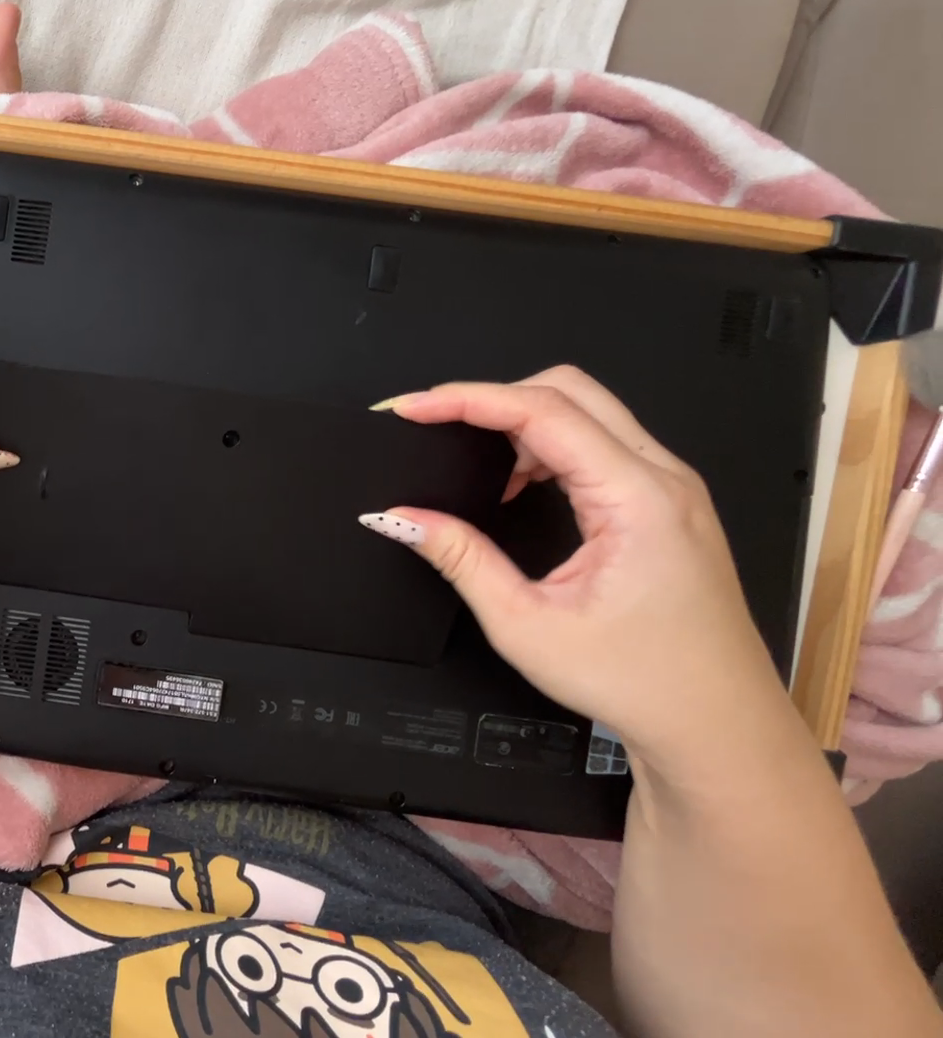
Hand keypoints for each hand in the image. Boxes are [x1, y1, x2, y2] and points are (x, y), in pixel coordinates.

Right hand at [366, 366, 788, 762]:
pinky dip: (541, 446)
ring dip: (515, 422)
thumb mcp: (523, 622)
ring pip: (584, 412)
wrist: (715, 724)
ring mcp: (668, 488)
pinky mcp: (660, 503)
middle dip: (489, 396)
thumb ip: (458, 558)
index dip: (466, 399)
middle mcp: (662, 479)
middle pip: (568, 390)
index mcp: (636, 500)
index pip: (542, 411)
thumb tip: (399, 516)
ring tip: (465, 462)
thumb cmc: (637, 679)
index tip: (411, 408)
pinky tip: (510, 486)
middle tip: (430, 421)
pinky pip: (595, 444)